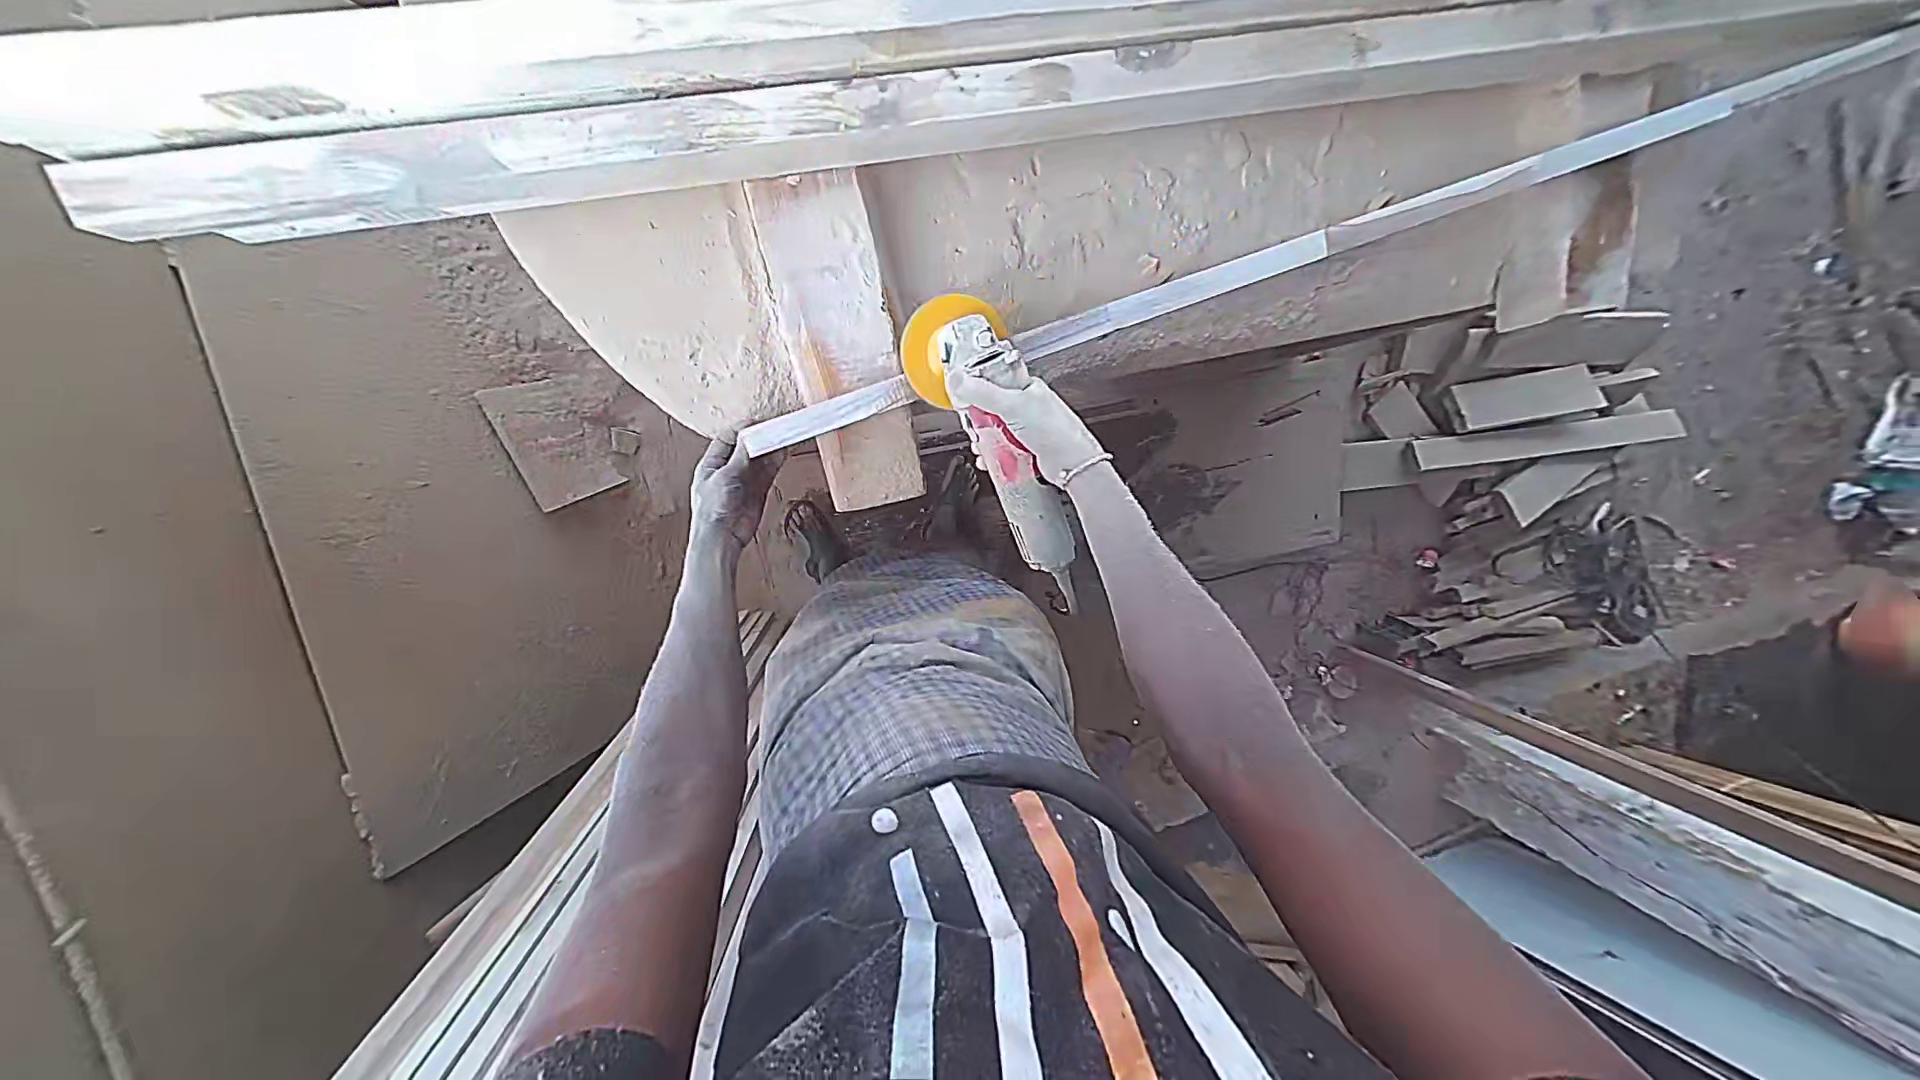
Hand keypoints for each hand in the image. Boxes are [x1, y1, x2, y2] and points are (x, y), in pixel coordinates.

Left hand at [690, 437, 784, 559]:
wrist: (722, 537)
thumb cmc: (712, 510)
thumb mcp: (725, 476)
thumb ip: (740, 455)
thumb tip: (750, 436)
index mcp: (712, 464)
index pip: (728, 439)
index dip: (742, 430)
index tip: (758, 424)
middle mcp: (728, 470)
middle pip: (746, 448)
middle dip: (760, 438)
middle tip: (775, 429)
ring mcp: (744, 480)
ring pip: (760, 459)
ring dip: (771, 449)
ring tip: (783, 438)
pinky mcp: (757, 491)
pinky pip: (768, 472)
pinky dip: (776, 462)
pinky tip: (783, 453)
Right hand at [946, 366, 1110, 487]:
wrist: (1072, 464)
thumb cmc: (1054, 431)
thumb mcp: (1011, 405)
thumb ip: (981, 392)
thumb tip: (957, 379)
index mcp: (1027, 388)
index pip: (994, 381)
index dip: (977, 391)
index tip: (965, 400)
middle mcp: (1028, 407)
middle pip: (991, 410)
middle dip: (979, 422)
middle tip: (975, 428)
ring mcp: (1028, 429)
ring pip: (996, 432)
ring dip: (985, 441)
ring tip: (983, 447)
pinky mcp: (1027, 449)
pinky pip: (1003, 449)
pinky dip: (994, 455)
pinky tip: (991, 459)